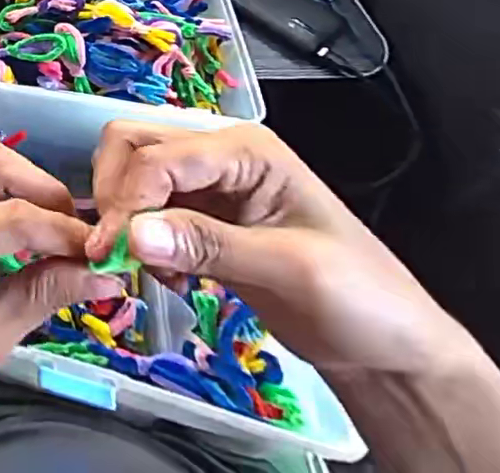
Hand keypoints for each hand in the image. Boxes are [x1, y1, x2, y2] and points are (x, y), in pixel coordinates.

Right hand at [88, 121, 482, 376]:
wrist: (389, 352)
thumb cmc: (362, 301)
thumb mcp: (291, 269)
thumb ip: (208, 245)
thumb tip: (131, 235)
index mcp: (245, 149)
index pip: (159, 157)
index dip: (128, 199)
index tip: (110, 249)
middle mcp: (217, 155)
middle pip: (132, 146)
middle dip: (114, 193)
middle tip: (114, 248)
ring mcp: (205, 186)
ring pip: (129, 174)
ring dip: (123, 216)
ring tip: (143, 265)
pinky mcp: (197, 218)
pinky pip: (143, 211)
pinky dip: (137, 238)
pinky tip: (165, 274)